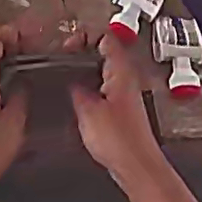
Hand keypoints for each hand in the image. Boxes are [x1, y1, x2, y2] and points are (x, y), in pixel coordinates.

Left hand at [0, 29, 29, 196]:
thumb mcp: (14, 118)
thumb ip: (21, 91)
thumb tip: (28, 76)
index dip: (13, 33)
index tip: (36, 33)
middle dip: (13, 44)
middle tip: (39, 46)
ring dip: (8, 58)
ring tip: (34, 60)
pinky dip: (2, 71)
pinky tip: (20, 79)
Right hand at [70, 31, 164, 183]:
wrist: (137, 166)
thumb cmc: (120, 140)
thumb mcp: (88, 110)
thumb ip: (77, 89)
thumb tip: (71, 81)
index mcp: (121, 71)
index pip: (106, 37)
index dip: (85, 36)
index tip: (68, 45)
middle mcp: (127, 77)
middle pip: (105, 51)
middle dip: (82, 51)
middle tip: (64, 57)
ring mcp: (125, 92)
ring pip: (104, 69)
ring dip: (86, 69)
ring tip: (67, 75)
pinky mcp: (122, 108)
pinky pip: (104, 86)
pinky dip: (90, 85)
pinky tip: (78, 97)